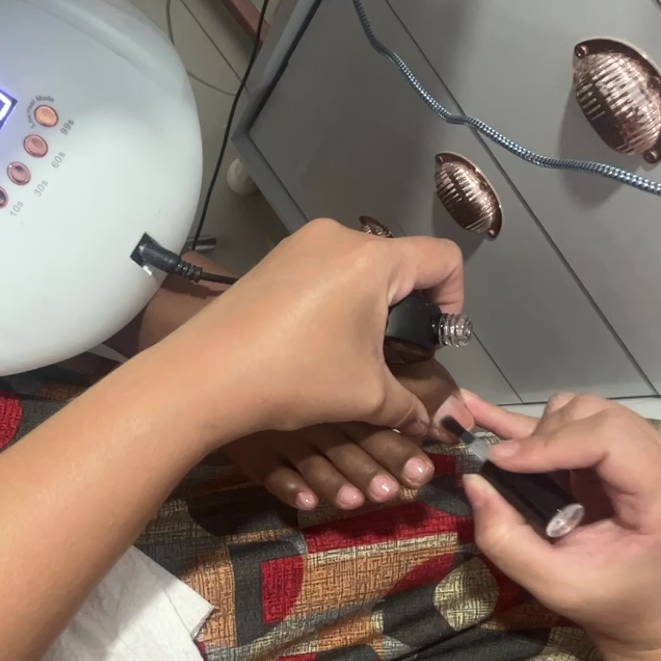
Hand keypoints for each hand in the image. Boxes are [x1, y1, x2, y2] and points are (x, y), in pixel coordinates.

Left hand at [150, 218, 463, 443]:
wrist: (205, 375)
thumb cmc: (295, 376)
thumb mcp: (364, 395)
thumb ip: (410, 406)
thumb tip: (433, 424)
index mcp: (371, 259)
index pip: (441, 258)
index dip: (454, 300)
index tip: (437, 339)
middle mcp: (336, 236)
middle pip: (397, 261)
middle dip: (406, 307)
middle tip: (393, 353)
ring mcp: (297, 244)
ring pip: (356, 266)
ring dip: (367, 305)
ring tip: (352, 350)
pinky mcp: (270, 260)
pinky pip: (321, 271)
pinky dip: (333, 300)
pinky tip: (314, 339)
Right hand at [223, 359, 456, 508]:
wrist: (216, 350)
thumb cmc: (282, 343)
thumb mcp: (340, 352)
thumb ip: (388, 385)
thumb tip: (452, 414)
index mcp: (333, 384)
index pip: (373, 418)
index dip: (400, 446)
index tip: (425, 470)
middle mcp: (308, 410)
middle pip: (345, 443)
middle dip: (373, 469)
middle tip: (396, 492)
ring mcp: (274, 428)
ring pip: (310, 459)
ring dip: (335, 482)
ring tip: (359, 501)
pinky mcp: (246, 444)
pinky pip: (267, 469)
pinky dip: (288, 486)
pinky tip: (308, 504)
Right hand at [456, 391, 660, 655]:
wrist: (652, 609)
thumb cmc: (609, 601)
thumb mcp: (551, 583)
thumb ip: (506, 537)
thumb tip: (474, 479)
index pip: (612, 439)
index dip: (550, 442)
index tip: (500, 460)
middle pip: (599, 416)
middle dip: (544, 437)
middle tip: (511, 469)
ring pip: (591, 409)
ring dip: (548, 431)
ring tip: (530, 466)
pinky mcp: (645, 445)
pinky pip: (591, 417)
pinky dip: (546, 423)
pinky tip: (491, 412)